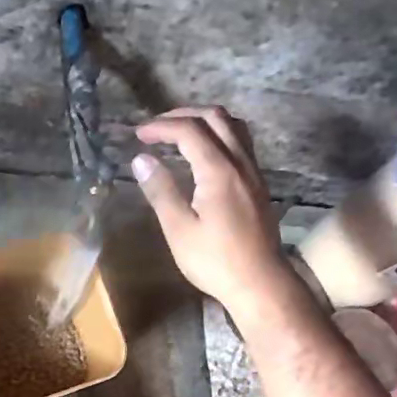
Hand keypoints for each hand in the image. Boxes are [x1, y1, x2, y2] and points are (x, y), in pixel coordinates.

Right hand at [132, 106, 294, 316]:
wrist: (259, 281)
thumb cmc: (214, 261)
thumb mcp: (179, 229)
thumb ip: (161, 191)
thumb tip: (141, 160)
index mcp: (218, 171)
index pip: (189, 131)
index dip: (161, 127)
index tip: (138, 135)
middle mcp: (240, 162)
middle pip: (215, 118)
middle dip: (183, 115)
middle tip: (156, 128)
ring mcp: (253, 172)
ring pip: (233, 126)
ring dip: (204, 121)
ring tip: (179, 133)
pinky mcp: (257, 184)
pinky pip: (240, 143)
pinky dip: (218, 135)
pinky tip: (204, 154)